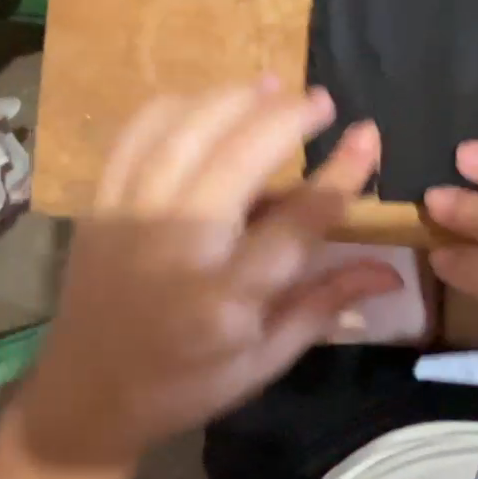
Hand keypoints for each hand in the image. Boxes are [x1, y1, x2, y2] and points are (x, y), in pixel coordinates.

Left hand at [16, 83, 402, 467]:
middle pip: (236, 161)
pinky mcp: (99, 204)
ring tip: (274, 84)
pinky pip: (135, 135)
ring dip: (233, 99)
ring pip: (183, 135)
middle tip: (323, 101)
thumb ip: (324, 305)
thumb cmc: (185, 384)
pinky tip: (208, 100)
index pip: (296, 225)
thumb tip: (390, 268)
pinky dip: (175, 106)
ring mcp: (129, 219)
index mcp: (223, 303)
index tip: (368, 135)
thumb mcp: (264, 362)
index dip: (340, 175)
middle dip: (285, 119)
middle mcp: (175, 250)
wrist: (86, 394)